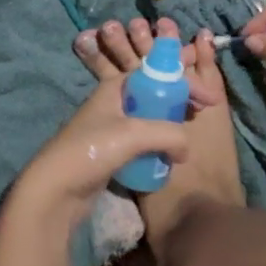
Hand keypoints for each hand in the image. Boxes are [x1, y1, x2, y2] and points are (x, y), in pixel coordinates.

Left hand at [10, 74, 190, 229]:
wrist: (55, 190)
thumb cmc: (91, 150)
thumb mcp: (135, 134)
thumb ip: (169, 134)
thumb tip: (186, 148)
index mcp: (116, 87)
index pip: (159, 75)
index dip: (186, 84)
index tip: (210, 102)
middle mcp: (113, 102)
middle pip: (155, 96)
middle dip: (180, 103)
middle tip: (200, 115)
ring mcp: (111, 129)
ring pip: (150, 121)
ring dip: (170, 127)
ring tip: (188, 139)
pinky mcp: (110, 153)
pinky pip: (142, 143)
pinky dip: (158, 146)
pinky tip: (169, 158)